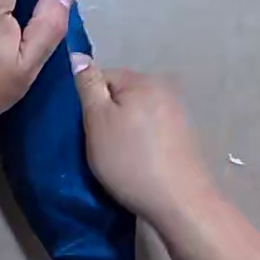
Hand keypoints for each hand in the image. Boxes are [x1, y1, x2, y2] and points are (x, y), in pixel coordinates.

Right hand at [71, 57, 215, 225]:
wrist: (178, 204)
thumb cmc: (130, 160)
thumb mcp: (97, 120)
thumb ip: (88, 85)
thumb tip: (78, 55)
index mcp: (143, 81)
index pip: (100, 77)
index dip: (85, 100)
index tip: (81, 126)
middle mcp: (163, 90)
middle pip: (118, 95)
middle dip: (102, 114)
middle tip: (93, 142)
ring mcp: (176, 114)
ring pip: (132, 114)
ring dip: (118, 129)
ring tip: (111, 154)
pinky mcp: (181, 137)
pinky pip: (147, 130)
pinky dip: (135, 142)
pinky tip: (132, 161)